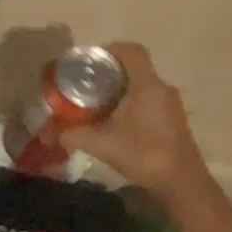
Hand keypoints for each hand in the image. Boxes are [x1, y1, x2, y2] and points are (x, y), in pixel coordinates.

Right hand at [52, 42, 208, 199]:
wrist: (180, 182)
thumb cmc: (143, 154)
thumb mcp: (101, 144)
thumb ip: (73, 135)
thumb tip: (50, 133)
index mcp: (147, 85)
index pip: (132, 51)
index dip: (109, 50)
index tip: (88, 62)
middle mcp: (161, 88)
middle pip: (134, 68)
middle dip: (108, 73)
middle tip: (83, 85)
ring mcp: (170, 104)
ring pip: (140, 86)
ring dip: (118, 91)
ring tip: (93, 105)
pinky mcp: (171, 120)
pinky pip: (146, 101)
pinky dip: (128, 104)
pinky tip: (112, 123)